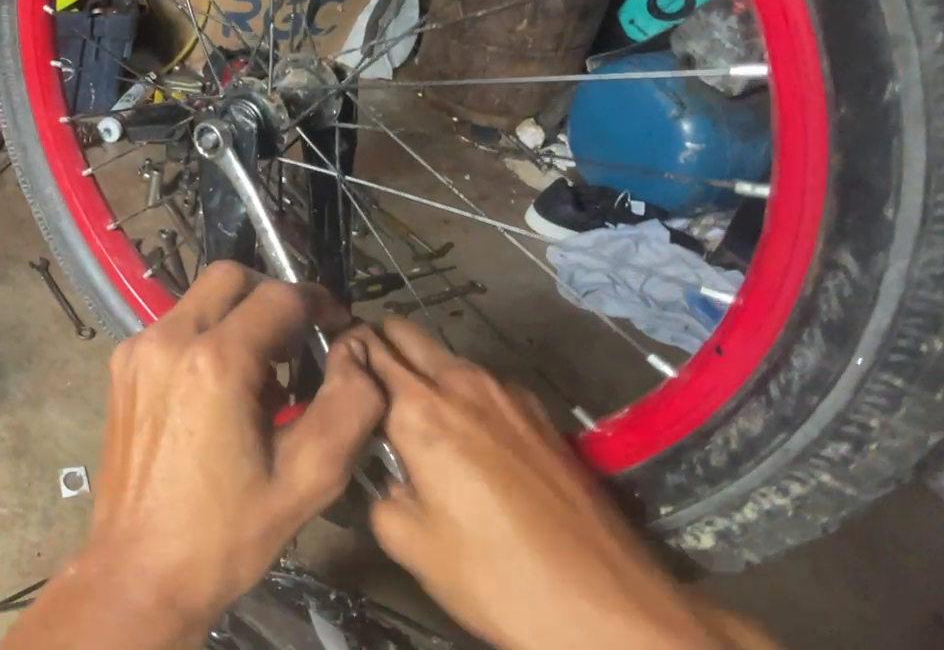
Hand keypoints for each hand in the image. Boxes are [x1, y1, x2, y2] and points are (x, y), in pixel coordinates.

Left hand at [0, 261, 392, 648]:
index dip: (317, 303)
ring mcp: (137, 349)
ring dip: (237, 319)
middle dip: (271, 297)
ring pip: (198, 300)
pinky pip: (173, 327)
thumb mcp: (307, 479)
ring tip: (262, 378)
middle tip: (297, 345)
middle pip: (229, 277)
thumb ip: (348, 408)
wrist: (139, 569)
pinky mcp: (121, 366)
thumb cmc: (226, 532)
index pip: (278, 297)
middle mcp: (168, 339)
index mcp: (215, 362)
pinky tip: (220, 392)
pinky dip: (205, 338)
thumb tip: (360, 355)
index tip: (337, 328)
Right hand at [364, 317, 776, 649]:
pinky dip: (462, 394)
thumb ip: (377, 488)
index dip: (342, 350)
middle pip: (406, 332)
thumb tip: (386, 471)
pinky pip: (483, 385)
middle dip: (380, 345)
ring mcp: (508, 394)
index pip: (366, 347)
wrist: (612, 610)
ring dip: (422, 371)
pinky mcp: (542, 414)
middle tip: (366, 384)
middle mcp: (462, 384)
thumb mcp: (408, 542)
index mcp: (420, 409)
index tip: (331, 368)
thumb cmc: (497, 577)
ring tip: (415, 418)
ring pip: (446, 357)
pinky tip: (468, 441)